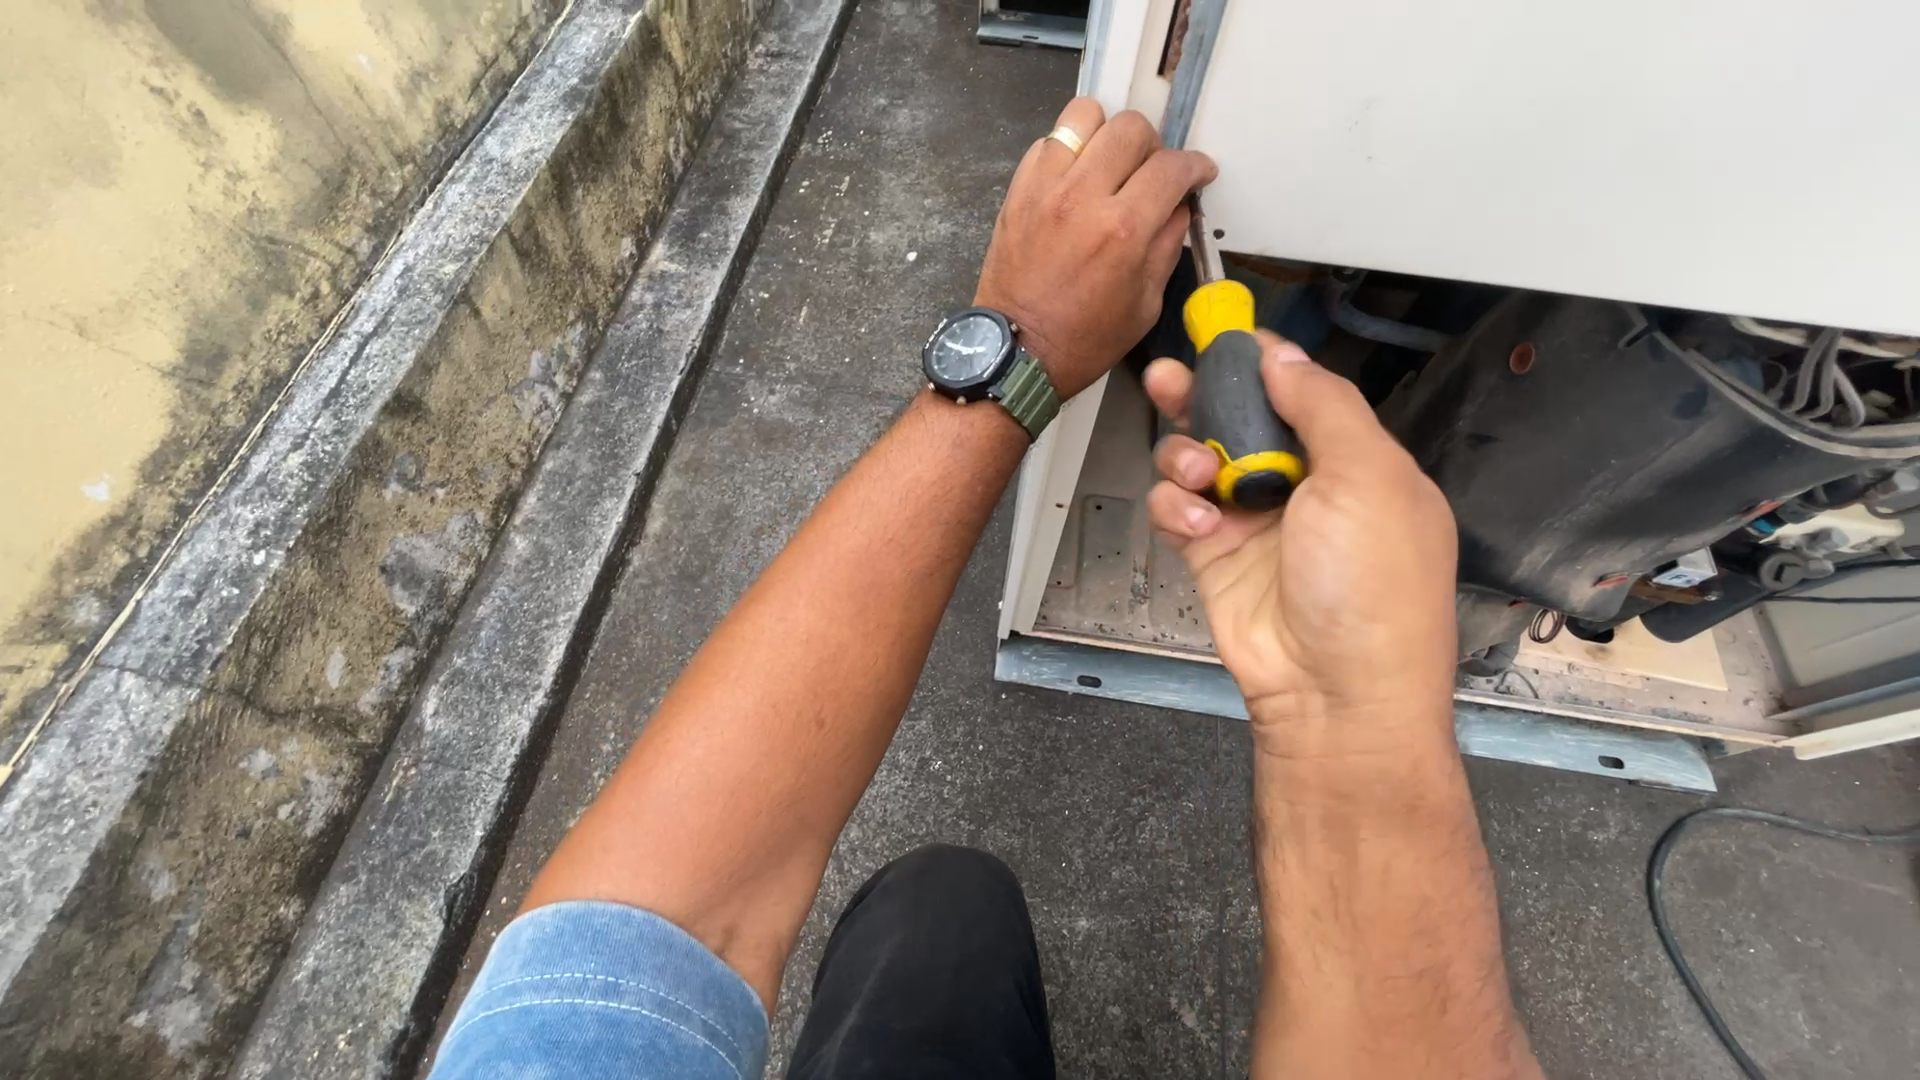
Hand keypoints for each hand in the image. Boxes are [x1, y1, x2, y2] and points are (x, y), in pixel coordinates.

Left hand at [975, 97, 1216, 398]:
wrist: (1017, 355)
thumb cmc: (1082, 342)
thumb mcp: (1145, 306)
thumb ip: (1166, 246)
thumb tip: (1178, 207)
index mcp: (1123, 230)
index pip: (1172, 167)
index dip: (1195, 167)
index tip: (1197, 174)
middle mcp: (1083, 198)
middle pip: (1131, 128)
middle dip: (1153, 147)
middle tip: (1151, 175)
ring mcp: (1044, 190)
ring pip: (1085, 116)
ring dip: (1105, 135)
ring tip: (1108, 166)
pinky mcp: (1017, 194)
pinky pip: (1046, 143)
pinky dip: (1067, 151)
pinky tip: (1073, 180)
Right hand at [1143, 334, 1459, 747]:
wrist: (1332, 689)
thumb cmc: (1370, 584)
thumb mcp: (1367, 478)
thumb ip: (1323, 405)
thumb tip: (1281, 354)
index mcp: (1350, 459)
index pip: (1296, 392)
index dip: (1257, 364)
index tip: (1220, 339)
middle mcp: (1298, 483)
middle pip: (1235, 419)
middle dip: (1201, 397)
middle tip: (1167, 379)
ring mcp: (1250, 519)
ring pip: (1195, 458)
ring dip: (1186, 455)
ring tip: (1201, 475)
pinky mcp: (1209, 552)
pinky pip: (1174, 507)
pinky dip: (1174, 506)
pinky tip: (1196, 523)